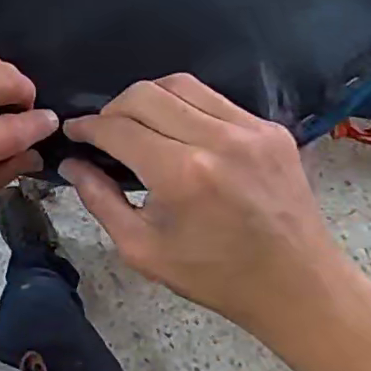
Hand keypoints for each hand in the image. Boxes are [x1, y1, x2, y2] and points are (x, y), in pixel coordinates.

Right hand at [59, 74, 345, 328]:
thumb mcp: (141, 248)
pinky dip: (184, 106)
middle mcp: (217, 140)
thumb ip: (98, 198)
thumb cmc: (214, 275)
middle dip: (113, 108)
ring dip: (147, 99)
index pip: (118, 128)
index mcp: (182, 174)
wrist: (298, 287)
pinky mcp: (270, 129)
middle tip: (103, 132)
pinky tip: (178, 131)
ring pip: (179, 84)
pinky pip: (212, 98)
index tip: (73, 131)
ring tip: (137, 124)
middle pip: (145, 94)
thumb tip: (71, 163)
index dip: (87, 126)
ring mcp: (250, 129)